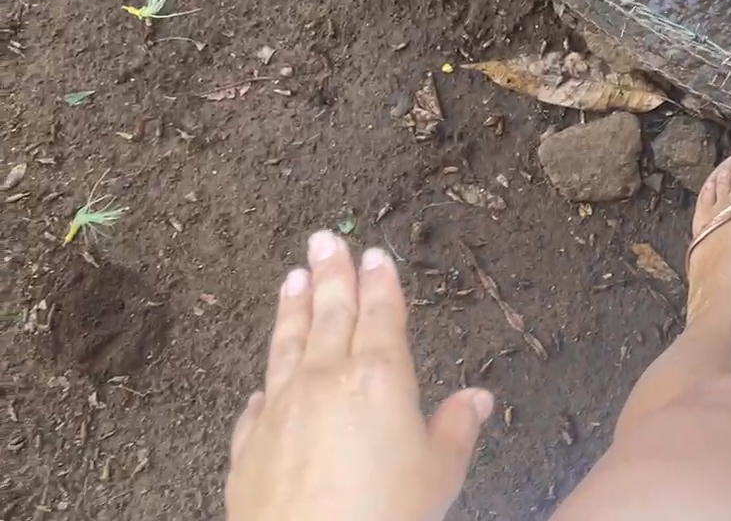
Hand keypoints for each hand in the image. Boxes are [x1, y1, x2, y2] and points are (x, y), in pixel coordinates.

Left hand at [227, 231, 492, 520]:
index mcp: (381, 375)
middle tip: (324, 239)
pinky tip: (266, 377)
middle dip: (329, 274)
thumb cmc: (388, 510)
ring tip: (292, 276)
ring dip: (292, 310)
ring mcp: (283, 413)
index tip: (375, 253)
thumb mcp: (441, 467)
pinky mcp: (249, 452)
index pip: (381, 313)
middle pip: (330, 315)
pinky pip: (259, 402)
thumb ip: (457, 426)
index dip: (380, 281)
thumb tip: (477, 399)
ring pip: (289, 347)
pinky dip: (267, 381)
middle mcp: (329, 381)